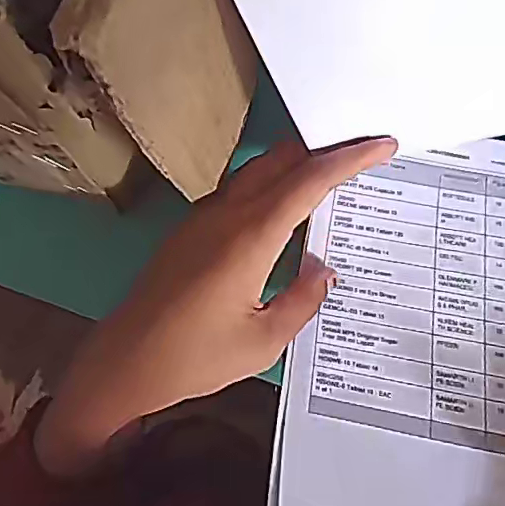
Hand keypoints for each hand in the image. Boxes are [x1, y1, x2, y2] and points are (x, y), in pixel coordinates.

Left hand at [35, 137, 398, 475]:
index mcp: (250, 237)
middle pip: (282, 160)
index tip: (380, 145)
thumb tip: (324, 268)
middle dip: (325, 150)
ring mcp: (205, 215)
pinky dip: (271, 181)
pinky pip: (240, 187)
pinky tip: (283, 206)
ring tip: (330, 175)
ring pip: (258, 168)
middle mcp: (227, 213)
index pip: (308, 180)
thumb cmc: (193, 357)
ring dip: (296, 163)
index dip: (349, 158)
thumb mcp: (263, 342)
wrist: (124, 360)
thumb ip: (302, 299)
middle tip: (363, 155)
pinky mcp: (192, 226)